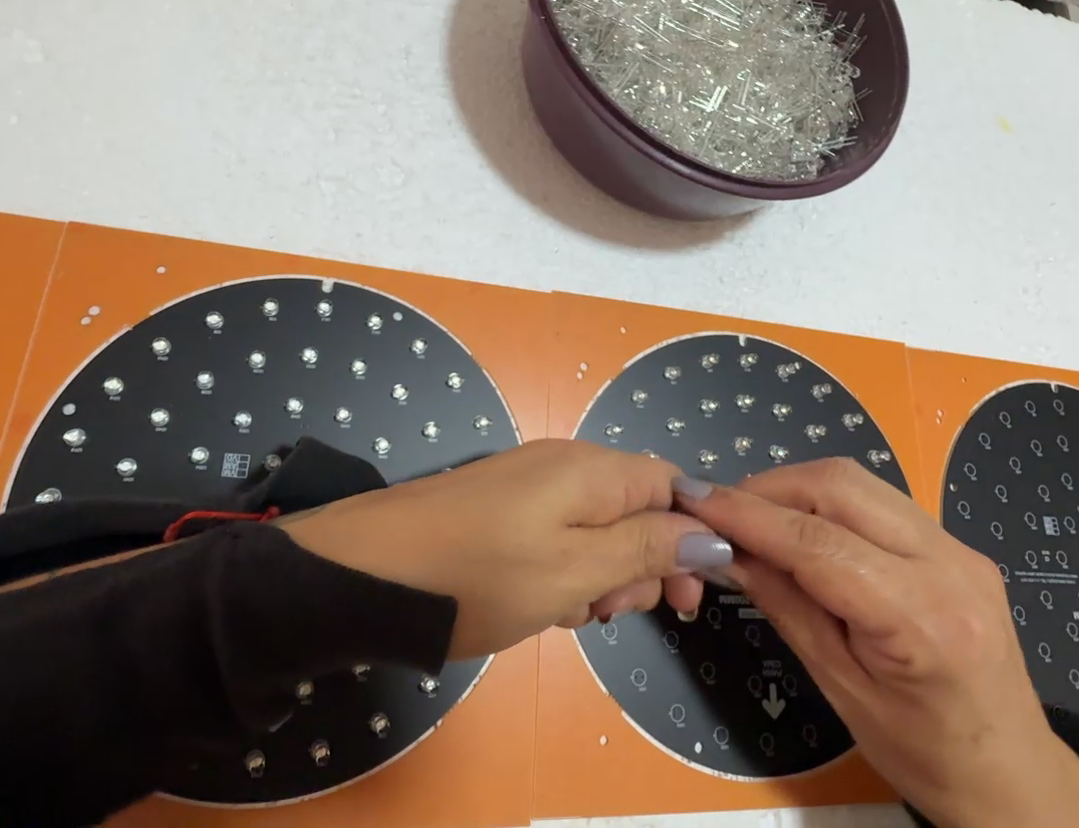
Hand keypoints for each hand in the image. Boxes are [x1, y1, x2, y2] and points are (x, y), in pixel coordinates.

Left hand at [278, 439, 730, 658]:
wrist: (365, 571)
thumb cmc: (480, 574)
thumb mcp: (576, 570)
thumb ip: (647, 549)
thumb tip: (713, 534)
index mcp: (592, 469)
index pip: (672, 484)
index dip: (689, 537)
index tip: (682, 598)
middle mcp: (565, 465)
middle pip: (635, 507)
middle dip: (640, 562)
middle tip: (608, 609)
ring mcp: (527, 485)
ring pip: (595, 527)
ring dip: (599, 574)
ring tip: (568, 612)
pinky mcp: (499, 508)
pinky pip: (555, 535)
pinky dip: (562, 571)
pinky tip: (540, 605)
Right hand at [675, 460, 1078, 827]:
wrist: (1014, 776)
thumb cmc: (923, 754)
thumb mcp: (839, 687)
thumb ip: (784, 604)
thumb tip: (724, 549)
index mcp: (923, 617)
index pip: (816, 541)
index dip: (747, 514)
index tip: (693, 499)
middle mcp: (948, 563)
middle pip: (840, 486)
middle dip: (768, 487)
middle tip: (719, 512)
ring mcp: (958, 546)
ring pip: (857, 481)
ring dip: (793, 488)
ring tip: (751, 519)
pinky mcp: (954, 543)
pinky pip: (875, 499)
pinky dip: (823, 501)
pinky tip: (796, 528)